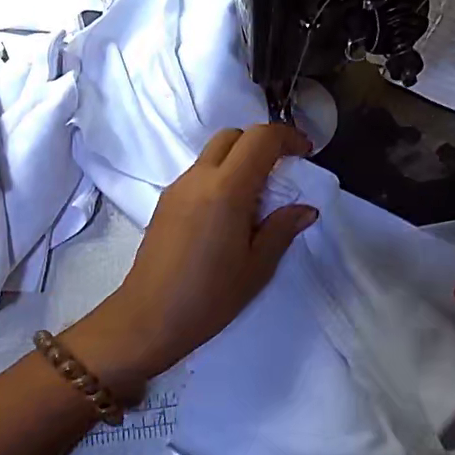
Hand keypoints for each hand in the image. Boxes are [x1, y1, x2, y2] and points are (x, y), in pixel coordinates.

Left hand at [65, 125, 318, 401]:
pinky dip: (221, 177)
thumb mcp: (257, 267)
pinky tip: (230, 214)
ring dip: (240, 160)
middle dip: (262, 142)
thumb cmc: (209, 297)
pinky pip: (198, 174)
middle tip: (285, 171)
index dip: (288, 137)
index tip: (306, 153)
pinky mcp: (164, 203)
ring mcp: (177, 189)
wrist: (147, 318)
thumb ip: (282, 229)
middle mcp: (198, 178)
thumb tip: (305, 208)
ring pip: (212, 153)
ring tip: (259, 198)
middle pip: (232, 136)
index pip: (260, 138)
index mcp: (225, 190)